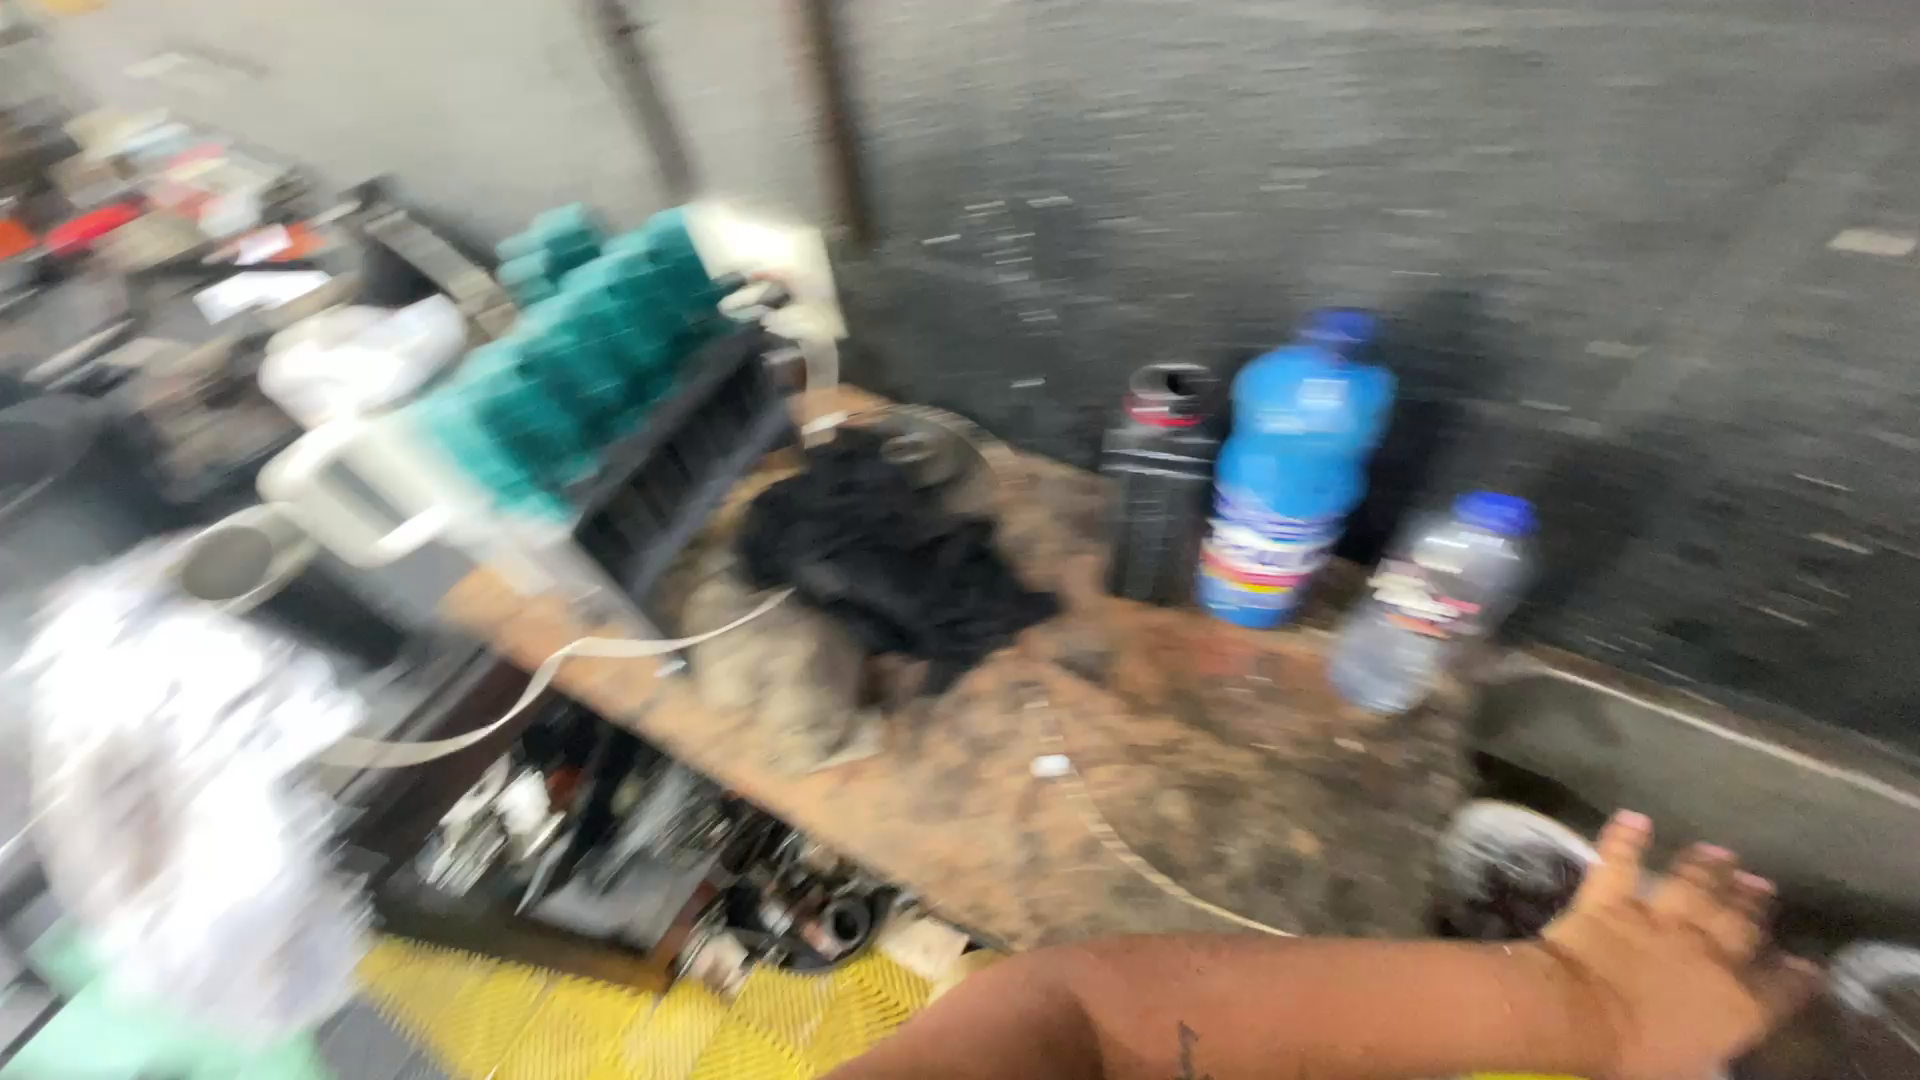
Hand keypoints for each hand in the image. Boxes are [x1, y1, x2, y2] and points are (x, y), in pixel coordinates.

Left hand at [1534, 811, 1824, 1079]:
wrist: (1581, 1014)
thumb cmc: (1635, 1054)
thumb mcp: (1692, 1068)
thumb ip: (1707, 1046)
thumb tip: (1705, 1046)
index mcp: (1737, 1007)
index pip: (1779, 991)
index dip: (1794, 976)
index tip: (1805, 962)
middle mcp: (1706, 958)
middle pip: (1737, 926)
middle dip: (1750, 904)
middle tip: (1759, 882)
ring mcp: (1656, 923)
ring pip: (1688, 888)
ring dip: (1704, 868)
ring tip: (1717, 851)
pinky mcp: (1607, 901)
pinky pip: (1617, 862)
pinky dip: (1624, 837)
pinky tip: (1633, 817)